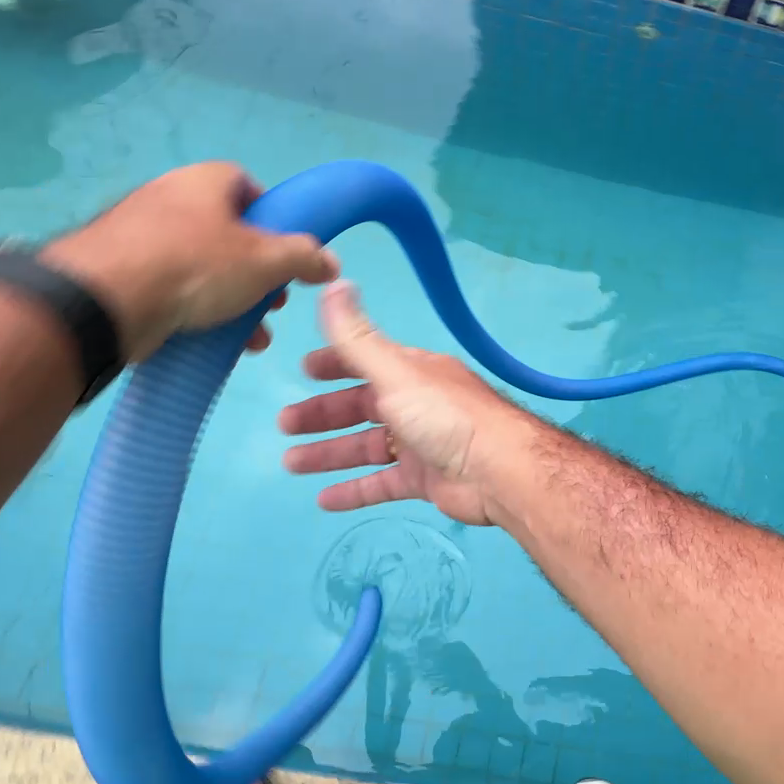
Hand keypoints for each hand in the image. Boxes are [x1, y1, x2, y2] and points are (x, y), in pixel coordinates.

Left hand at [40, 162, 338, 360]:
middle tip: (274, 300)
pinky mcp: (119, 273)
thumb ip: (306, 258)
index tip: (287, 252)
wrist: (103, 301)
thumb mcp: (268, 261)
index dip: (273, 217)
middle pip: (227, 232)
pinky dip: (197, 312)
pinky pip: (172, 289)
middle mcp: (168, 199)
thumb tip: (331, 263)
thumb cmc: (196, 267)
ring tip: (253, 335)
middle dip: (258, 271)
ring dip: (234, 300)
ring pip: (202, 267)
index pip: (246, 184)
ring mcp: (138, 237)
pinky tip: (215, 342)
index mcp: (203, 182)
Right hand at [278, 282, 543, 525]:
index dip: (336, 364)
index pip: (368, 361)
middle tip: (285, 425)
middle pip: (363, 407)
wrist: (498, 470)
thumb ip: (358, 337)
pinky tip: (324, 500)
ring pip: (368, 447)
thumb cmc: (444, 416)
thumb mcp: (395, 371)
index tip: (304, 371)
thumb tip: (335, 282)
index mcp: (412, 373)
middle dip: (324, 414)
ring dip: (331, 453)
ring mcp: (422, 444)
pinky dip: (355, 490)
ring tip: (291, 463)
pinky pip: (383, 483)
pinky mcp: (426, 480)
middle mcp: (418, 404)